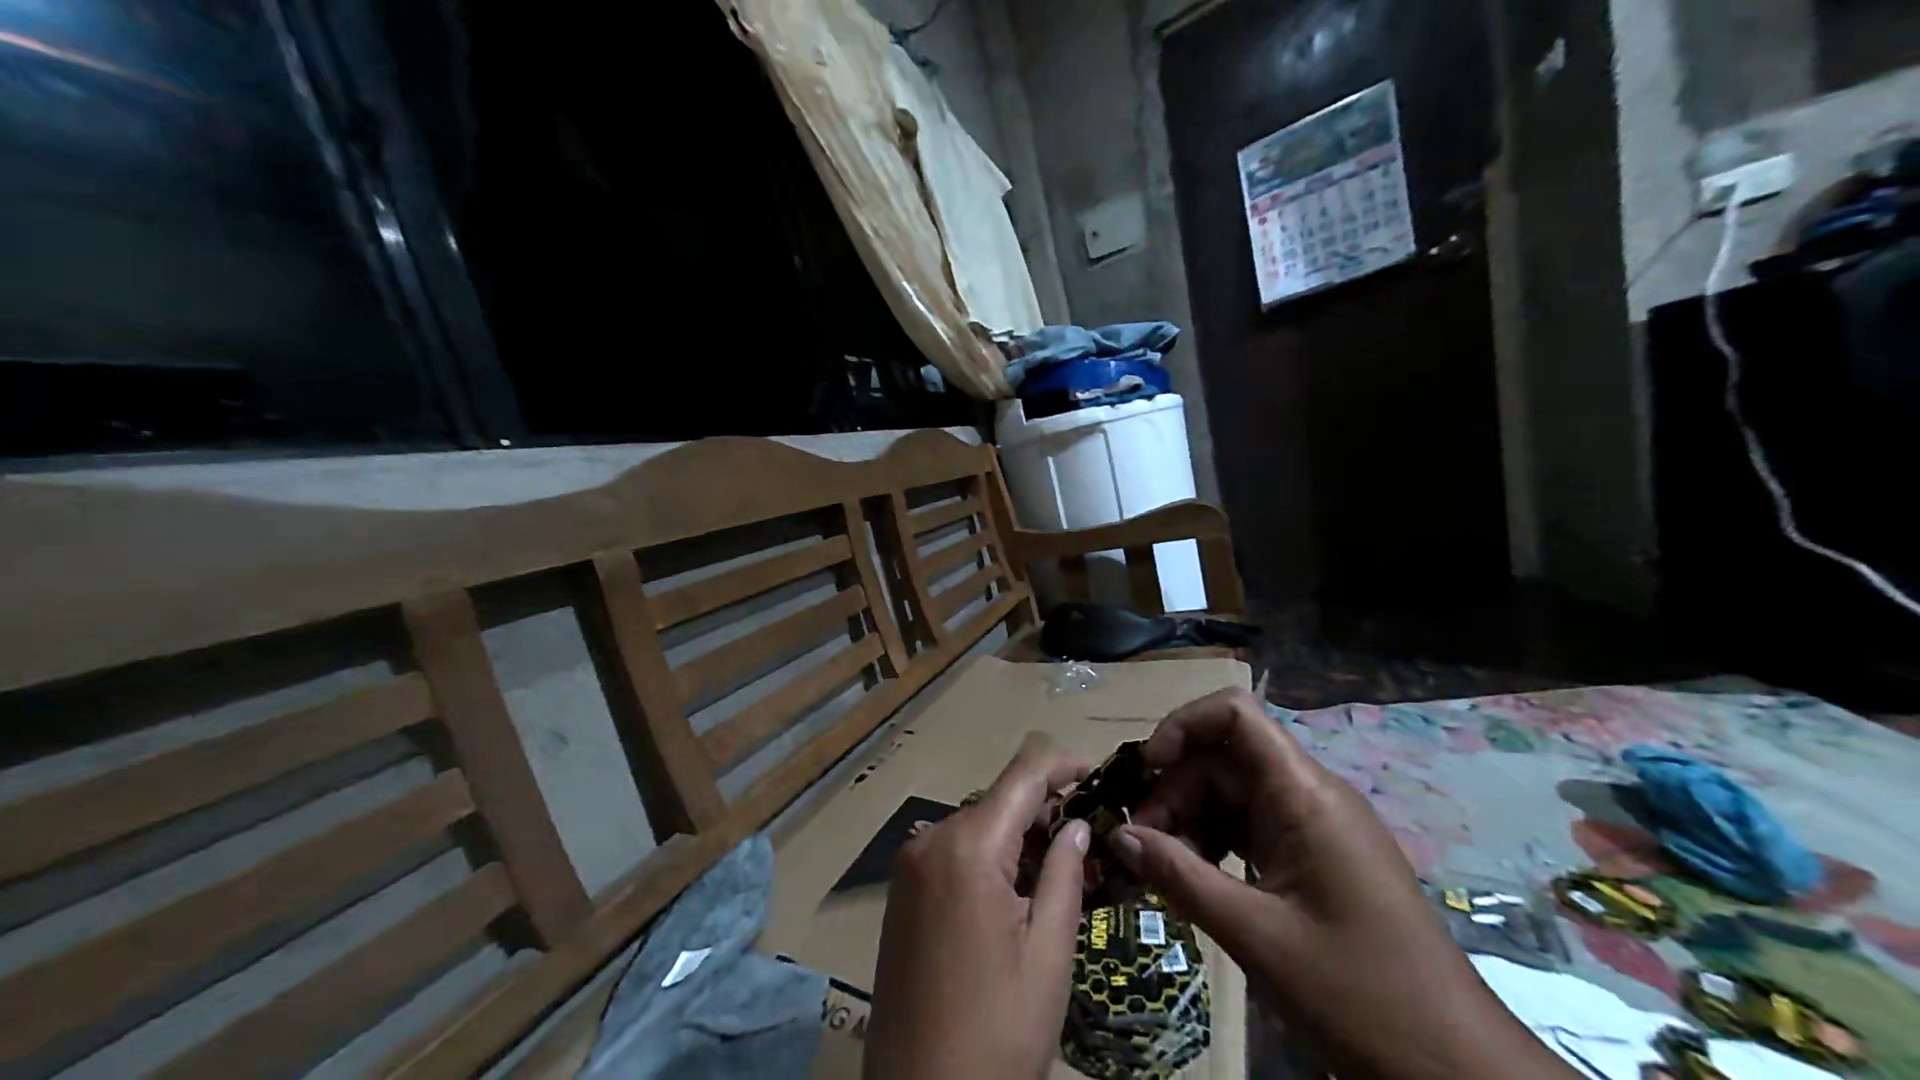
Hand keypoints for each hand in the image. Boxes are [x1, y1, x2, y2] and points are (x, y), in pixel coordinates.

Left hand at [866, 739, 1091, 1079]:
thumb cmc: (997, 1028)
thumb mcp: (1049, 951)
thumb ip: (1064, 874)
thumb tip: (1078, 825)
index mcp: (967, 847)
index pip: (1022, 775)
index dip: (1063, 765)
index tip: (1100, 775)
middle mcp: (930, 840)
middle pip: (998, 801)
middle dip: (1046, 810)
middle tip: (1091, 840)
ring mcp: (910, 866)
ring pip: (977, 826)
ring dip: (1019, 836)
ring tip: (1062, 867)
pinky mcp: (902, 891)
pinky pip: (955, 852)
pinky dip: (990, 856)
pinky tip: (1016, 890)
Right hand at [1108, 688, 1579, 1079]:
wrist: (1454, 1064)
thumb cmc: (1359, 992)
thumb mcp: (1256, 935)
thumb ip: (1180, 876)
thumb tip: (1118, 835)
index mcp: (1305, 794)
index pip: (1235, 714)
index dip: (1182, 726)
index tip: (1145, 771)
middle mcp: (1309, 795)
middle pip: (1222, 760)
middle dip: (1173, 793)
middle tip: (1139, 847)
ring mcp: (1313, 826)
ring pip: (1231, 795)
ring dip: (1188, 822)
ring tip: (1161, 873)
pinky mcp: (1312, 856)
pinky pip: (1248, 828)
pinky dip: (1213, 845)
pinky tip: (1193, 884)